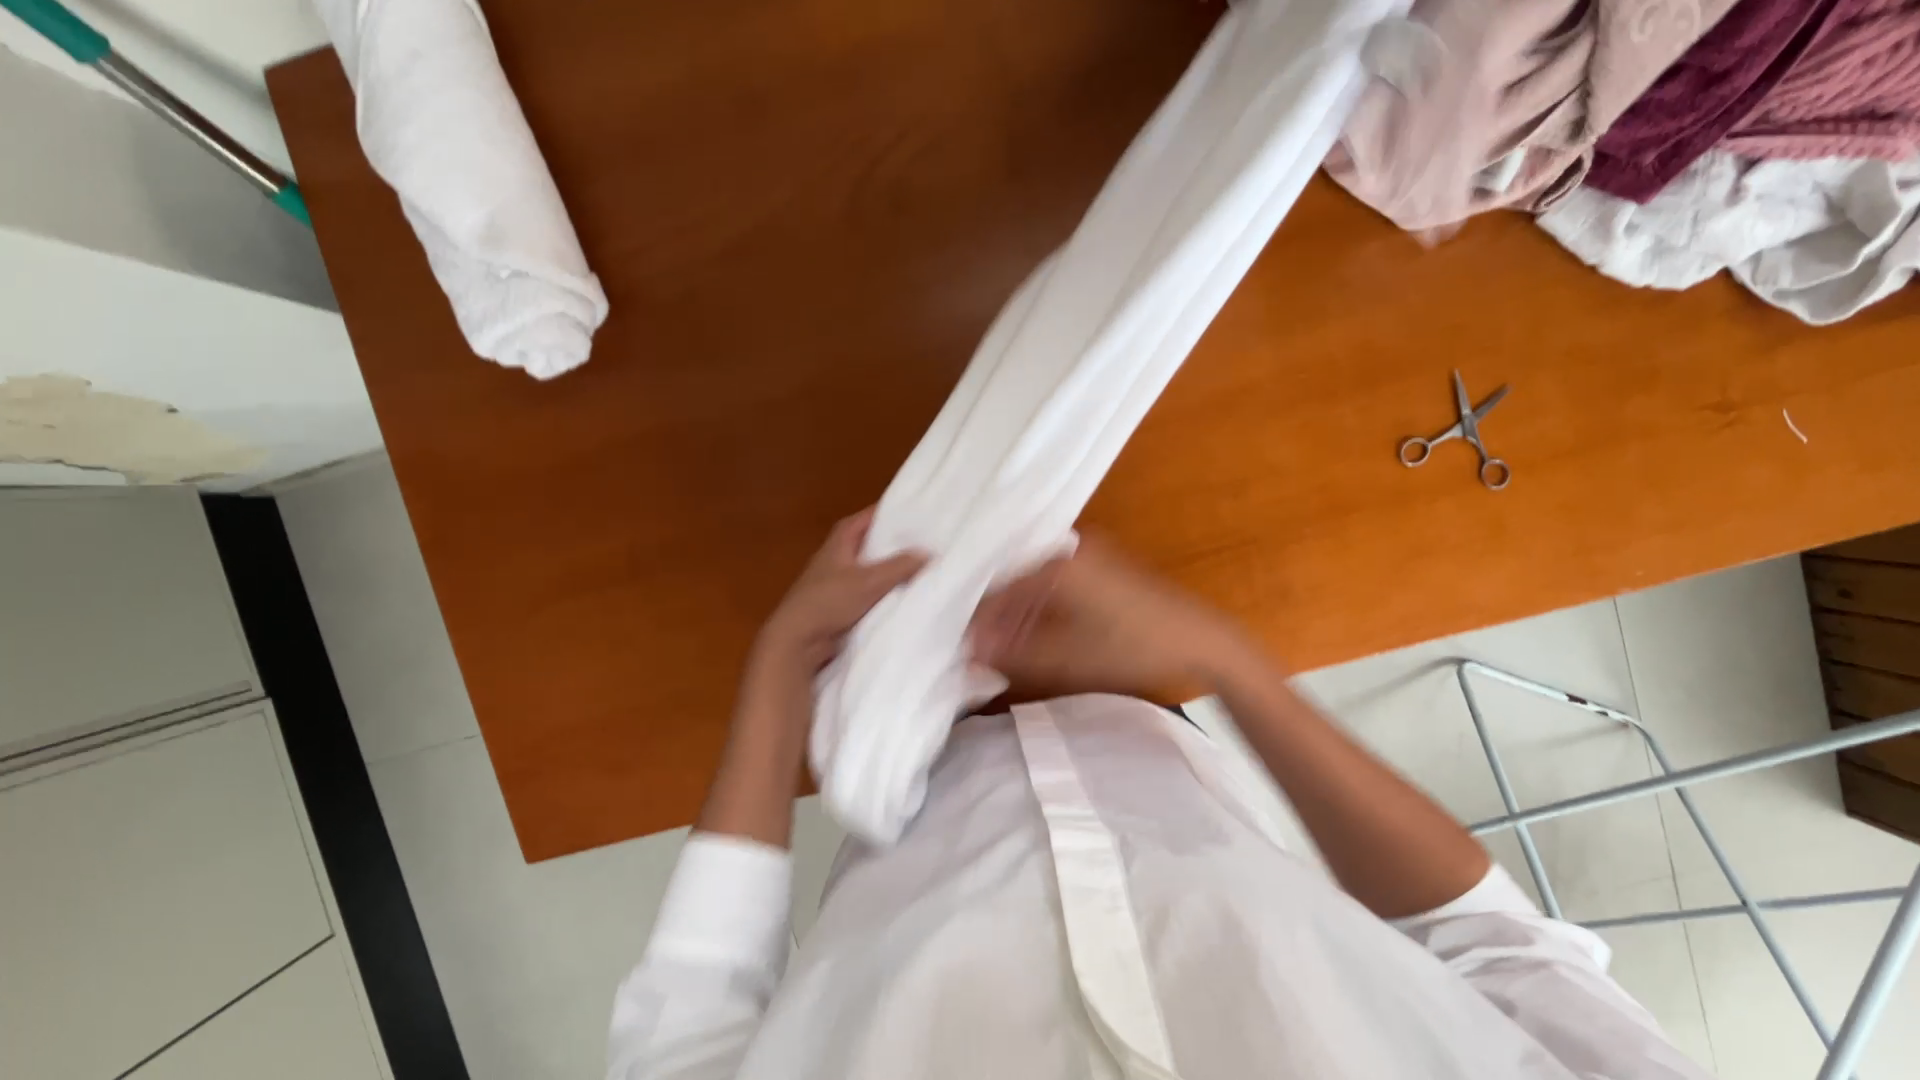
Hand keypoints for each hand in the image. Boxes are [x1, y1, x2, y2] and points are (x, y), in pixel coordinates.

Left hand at [700, 508, 925, 846]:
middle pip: (869, 547)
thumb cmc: (826, 605)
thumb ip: (899, 567)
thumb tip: (929, 554)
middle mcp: (834, 563)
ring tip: (926, 573)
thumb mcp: (868, 582)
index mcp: (838, 545)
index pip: (865, 519)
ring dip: (891, 575)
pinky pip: (869, 600)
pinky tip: (907, 605)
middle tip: (929, 543)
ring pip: (870, 575)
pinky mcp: (838, 615)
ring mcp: (834, 590)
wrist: (793, 649)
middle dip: (894, 545)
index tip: (917, 511)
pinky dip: (885, 599)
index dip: (888, 513)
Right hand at [968, 535, 1257, 703]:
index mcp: (1058, 563)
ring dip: (1017, 610)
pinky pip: (1054, 579)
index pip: (997, 588)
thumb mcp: (1068, 658)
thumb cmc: (1136, 648)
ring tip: (1000, 644)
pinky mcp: (1100, 564)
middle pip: (1013, 578)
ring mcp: (1087, 552)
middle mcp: (1068, 547)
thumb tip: (970, 650)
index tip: (959, 644)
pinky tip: (1034, 631)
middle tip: (975, 644)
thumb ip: (1014, 652)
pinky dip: (1040, 604)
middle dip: (994, 612)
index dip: (976, 619)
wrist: (1202, 640)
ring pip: (1033, 579)